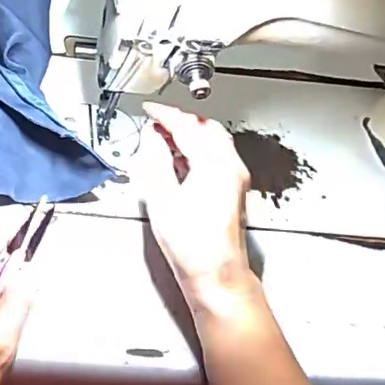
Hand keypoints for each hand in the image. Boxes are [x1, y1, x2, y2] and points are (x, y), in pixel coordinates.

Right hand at [135, 103, 262, 317]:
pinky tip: (180, 159)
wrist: (216, 275)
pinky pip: (216, 156)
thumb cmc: (194, 245)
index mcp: (214, 164)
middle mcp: (230, 167)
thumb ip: (155, 160)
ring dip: (189, 134)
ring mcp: (234, 179)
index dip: (165, 115)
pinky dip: (197, 149)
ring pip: (213, 141)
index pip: (187, 126)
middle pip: (205, 128)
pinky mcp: (233, 190)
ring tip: (164, 138)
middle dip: (180, 121)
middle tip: (157, 122)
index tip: (150, 110)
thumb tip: (152, 137)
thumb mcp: (161, 198)